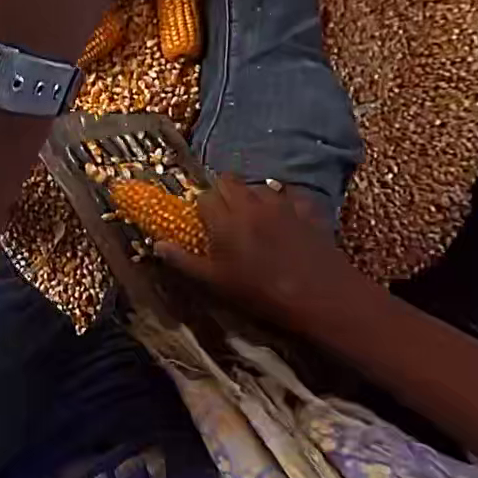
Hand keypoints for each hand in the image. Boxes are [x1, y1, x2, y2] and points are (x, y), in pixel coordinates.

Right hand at [156, 176, 363, 329]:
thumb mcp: (215, 282)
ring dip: (250, 194)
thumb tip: (157, 245)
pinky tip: (285, 213)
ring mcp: (281, 203)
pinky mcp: (307, 210)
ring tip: (251, 213)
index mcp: (225, 219)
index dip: (200, 207)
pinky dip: (284, 198)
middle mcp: (250, 203)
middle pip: (229, 181)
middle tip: (222, 213)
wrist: (320, 296)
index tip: (202, 222)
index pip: (203, 197)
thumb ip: (184, 261)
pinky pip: (291, 194)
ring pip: (258, 185)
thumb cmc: (260, 292)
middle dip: (222, 191)